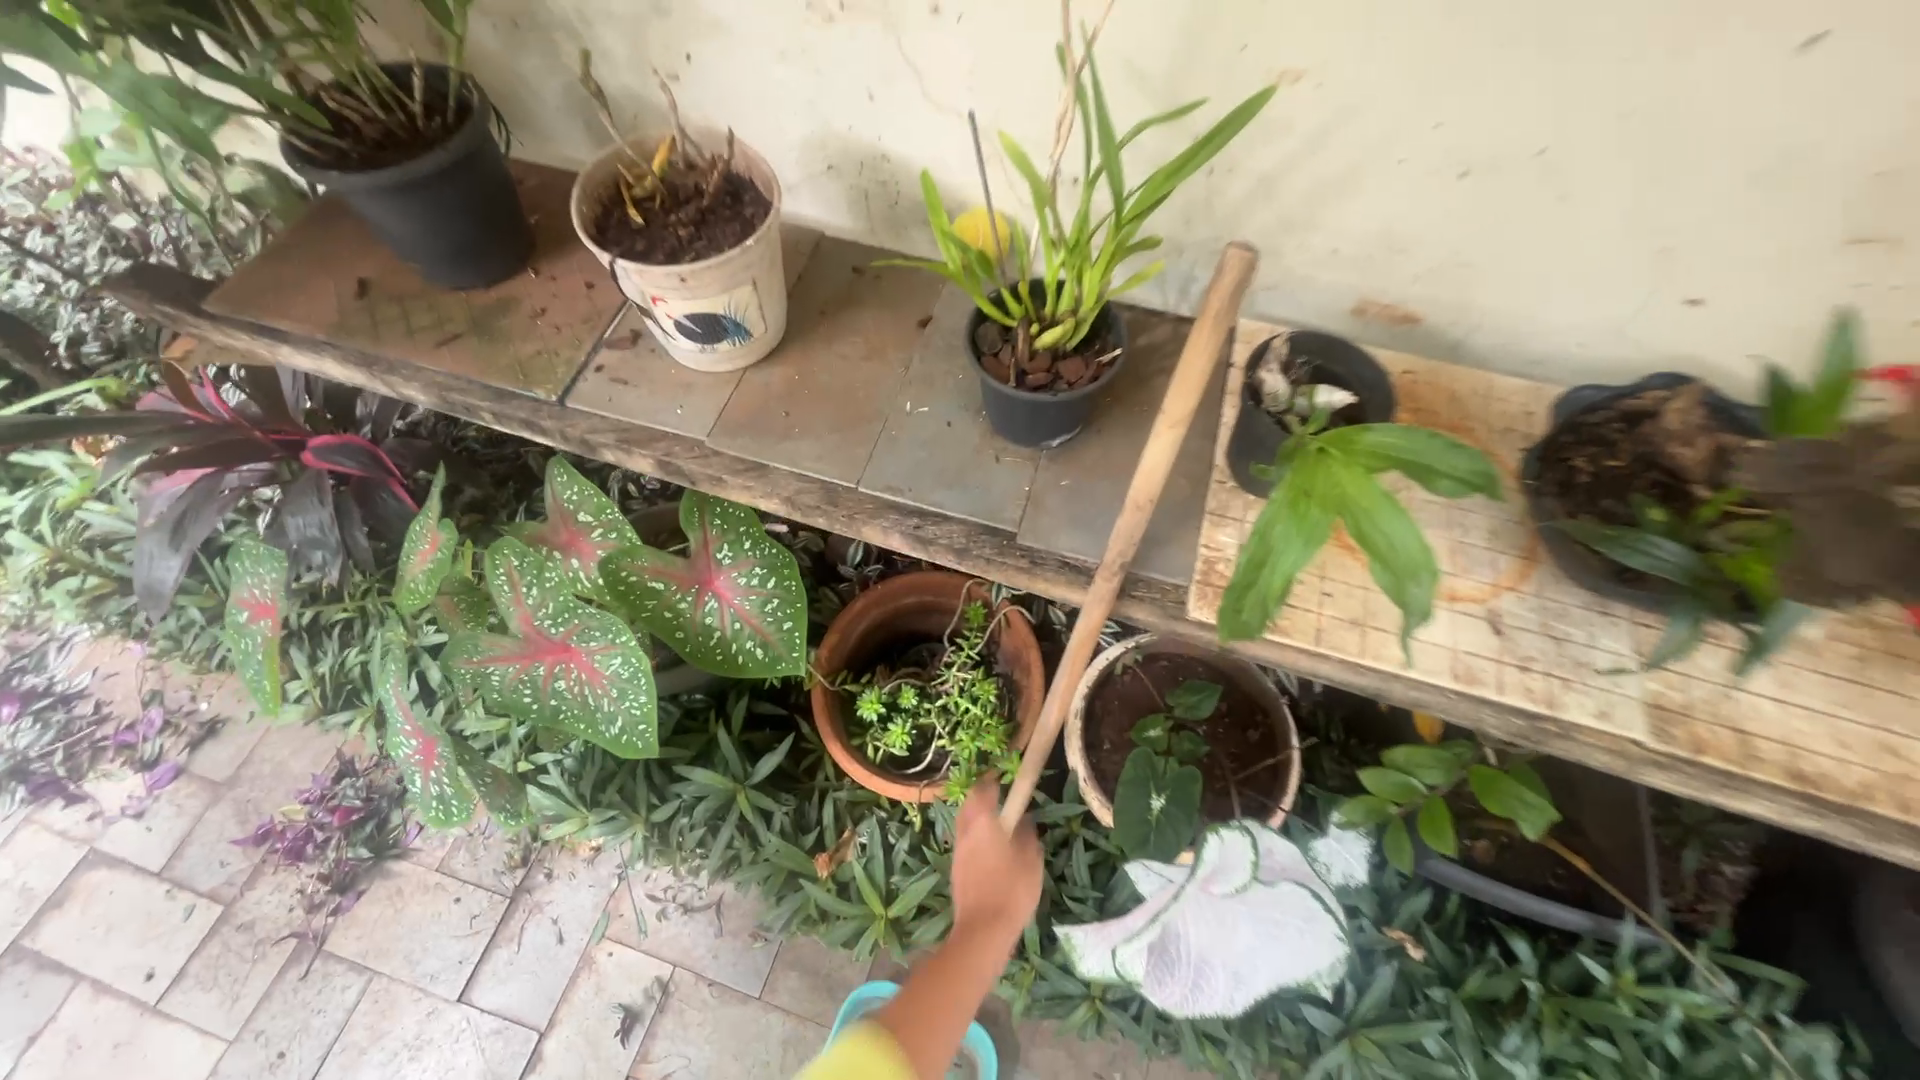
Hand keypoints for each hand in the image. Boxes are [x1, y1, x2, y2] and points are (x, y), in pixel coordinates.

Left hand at [949, 778, 1042, 948]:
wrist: (982, 930)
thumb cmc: (1012, 891)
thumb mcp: (1031, 860)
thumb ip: (1028, 834)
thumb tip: (1024, 819)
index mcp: (983, 821)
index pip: (983, 788)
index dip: (993, 779)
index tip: (1005, 777)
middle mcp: (966, 831)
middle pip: (969, 803)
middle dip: (982, 796)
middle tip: (1000, 798)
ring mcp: (958, 850)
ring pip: (964, 822)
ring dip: (977, 816)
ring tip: (997, 823)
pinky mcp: (955, 868)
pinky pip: (965, 841)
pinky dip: (975, 836)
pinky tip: (990, 849)